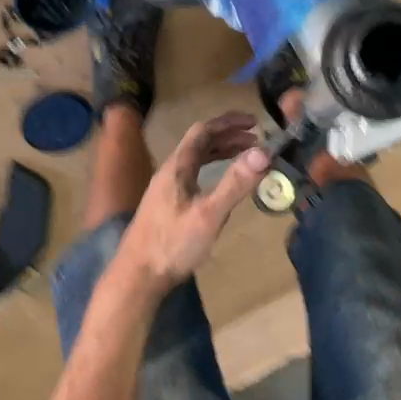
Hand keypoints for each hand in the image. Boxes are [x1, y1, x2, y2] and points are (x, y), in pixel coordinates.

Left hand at [115, 112, 271, 292]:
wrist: (137, 277)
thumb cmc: (173, 244)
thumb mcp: (210, 214)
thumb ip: (235, 183)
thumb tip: (263, 152)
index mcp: (178, 167)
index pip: (204, 131)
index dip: (229, 122)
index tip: (255, 122)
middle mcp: (170, 172)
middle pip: (200, 143)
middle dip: (228, 136)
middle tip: (255, 139)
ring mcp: (166, 189)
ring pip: (196, 160)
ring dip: (220, 152)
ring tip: (245, 156)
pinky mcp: (166, 206)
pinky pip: (193, 175)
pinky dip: (212, 170)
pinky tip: (221, 186)